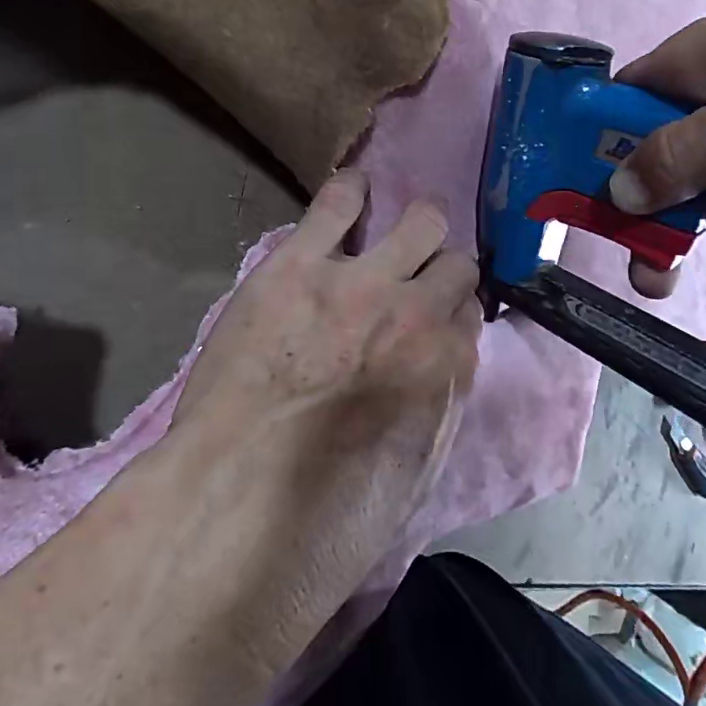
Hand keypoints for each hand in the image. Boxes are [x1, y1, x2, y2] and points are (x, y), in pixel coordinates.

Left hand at [169, 170, 481, 662]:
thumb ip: (441, 403)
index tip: (434, 314)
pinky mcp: (301, 264)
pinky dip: (350, 192)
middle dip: (441, 268)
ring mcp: (362, 282)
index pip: (472, 312)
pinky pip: (339, 203)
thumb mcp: (414, 472)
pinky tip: (352, 192)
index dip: (452, 310)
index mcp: (449, 368)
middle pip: (457, 261)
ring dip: (415, 226)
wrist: (234, 501)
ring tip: (392, 232)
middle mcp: (421, 313)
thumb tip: (445, 362)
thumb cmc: (327, 513)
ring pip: (422, 220)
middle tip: (413, 277)